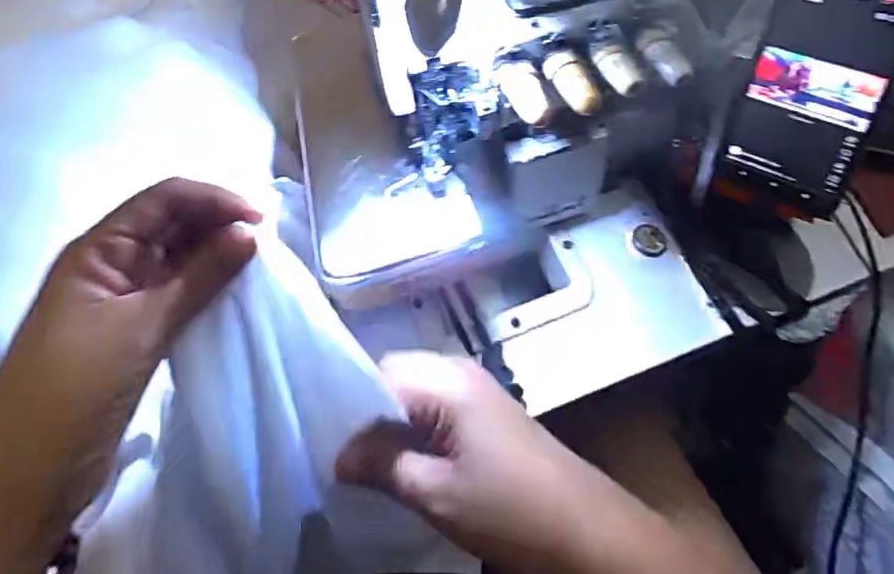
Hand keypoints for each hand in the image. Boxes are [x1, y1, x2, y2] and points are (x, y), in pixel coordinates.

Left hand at [0, 178, 261, 573]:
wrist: (23, 483)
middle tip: (266, 240)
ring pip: (180, 254)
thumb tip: (251, 232)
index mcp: (97, 250)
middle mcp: (110, 263)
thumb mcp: (142, 327)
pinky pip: (181, 287)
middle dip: (220, 221)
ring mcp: (123, 296)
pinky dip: (210, 281)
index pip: (164, 199)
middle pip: (173, 221)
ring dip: (218, 251)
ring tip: (259, 261)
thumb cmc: (73, 390)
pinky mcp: (136, 327)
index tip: (259, 219)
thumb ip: (201, 275)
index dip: (214, 199)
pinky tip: (237, 286)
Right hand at [335, 353, 695, 573]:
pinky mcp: (484, 411)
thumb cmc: (507, 505)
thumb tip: (338, 451)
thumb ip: (384, 464)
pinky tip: (395, 461)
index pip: (380, 371)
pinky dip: (410, 427)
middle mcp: (461, 371)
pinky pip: (434, 405)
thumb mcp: (436, 492)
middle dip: (363, 410)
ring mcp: (476, 389)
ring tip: (356, 462)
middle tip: (333, 454)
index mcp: (449, 380)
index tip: (315, 439)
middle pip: (396, 375)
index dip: (345, 403)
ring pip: (414, 390)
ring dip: (387, 420)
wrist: (578, 522)